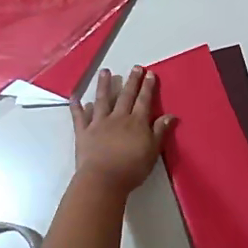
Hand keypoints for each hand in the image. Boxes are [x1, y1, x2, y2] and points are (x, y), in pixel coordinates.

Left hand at [70, 67, 174, 193]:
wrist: (103, 179)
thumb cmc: (132, 168)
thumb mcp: (152, 151)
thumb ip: (160, 132)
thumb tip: (171, 115)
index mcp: (136, 123)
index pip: (144, 101)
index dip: (147, 87)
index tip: (149, 74)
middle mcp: (118, 118)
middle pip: (126, 96)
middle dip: (131, 81)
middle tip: (135, 67)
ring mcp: (99, 123)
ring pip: (102, 100)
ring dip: (104, 85)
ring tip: (105, 72)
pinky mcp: (83, 132)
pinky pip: (79, 116)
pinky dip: (77, 106)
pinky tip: (76, 97)